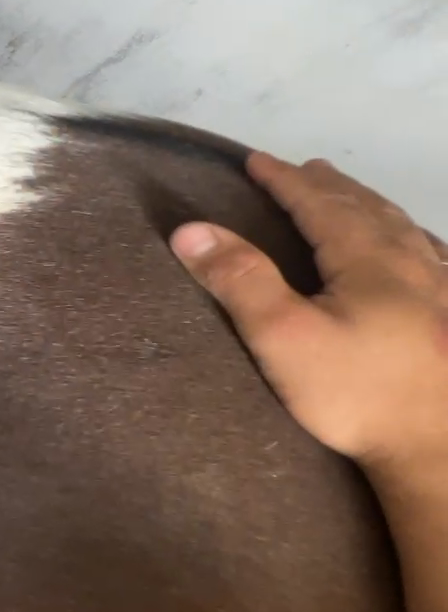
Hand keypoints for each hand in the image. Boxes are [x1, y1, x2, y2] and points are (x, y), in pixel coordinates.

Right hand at [170, 152, 447, 491]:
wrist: (444, 450)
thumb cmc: (355, 390)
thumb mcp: (280, 334)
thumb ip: (238, 278)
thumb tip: (189, 228)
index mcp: (372, 265)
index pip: (323, 209)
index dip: (287, 183)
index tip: (256, 161)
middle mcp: (415, 269)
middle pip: (371, 213)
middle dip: (332, 188)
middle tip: (305, 168)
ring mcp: (444, 296)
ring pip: (407, 234)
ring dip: (370, 209)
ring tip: (349, 198)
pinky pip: (432, 261)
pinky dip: (408, 241)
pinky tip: (411, 253)